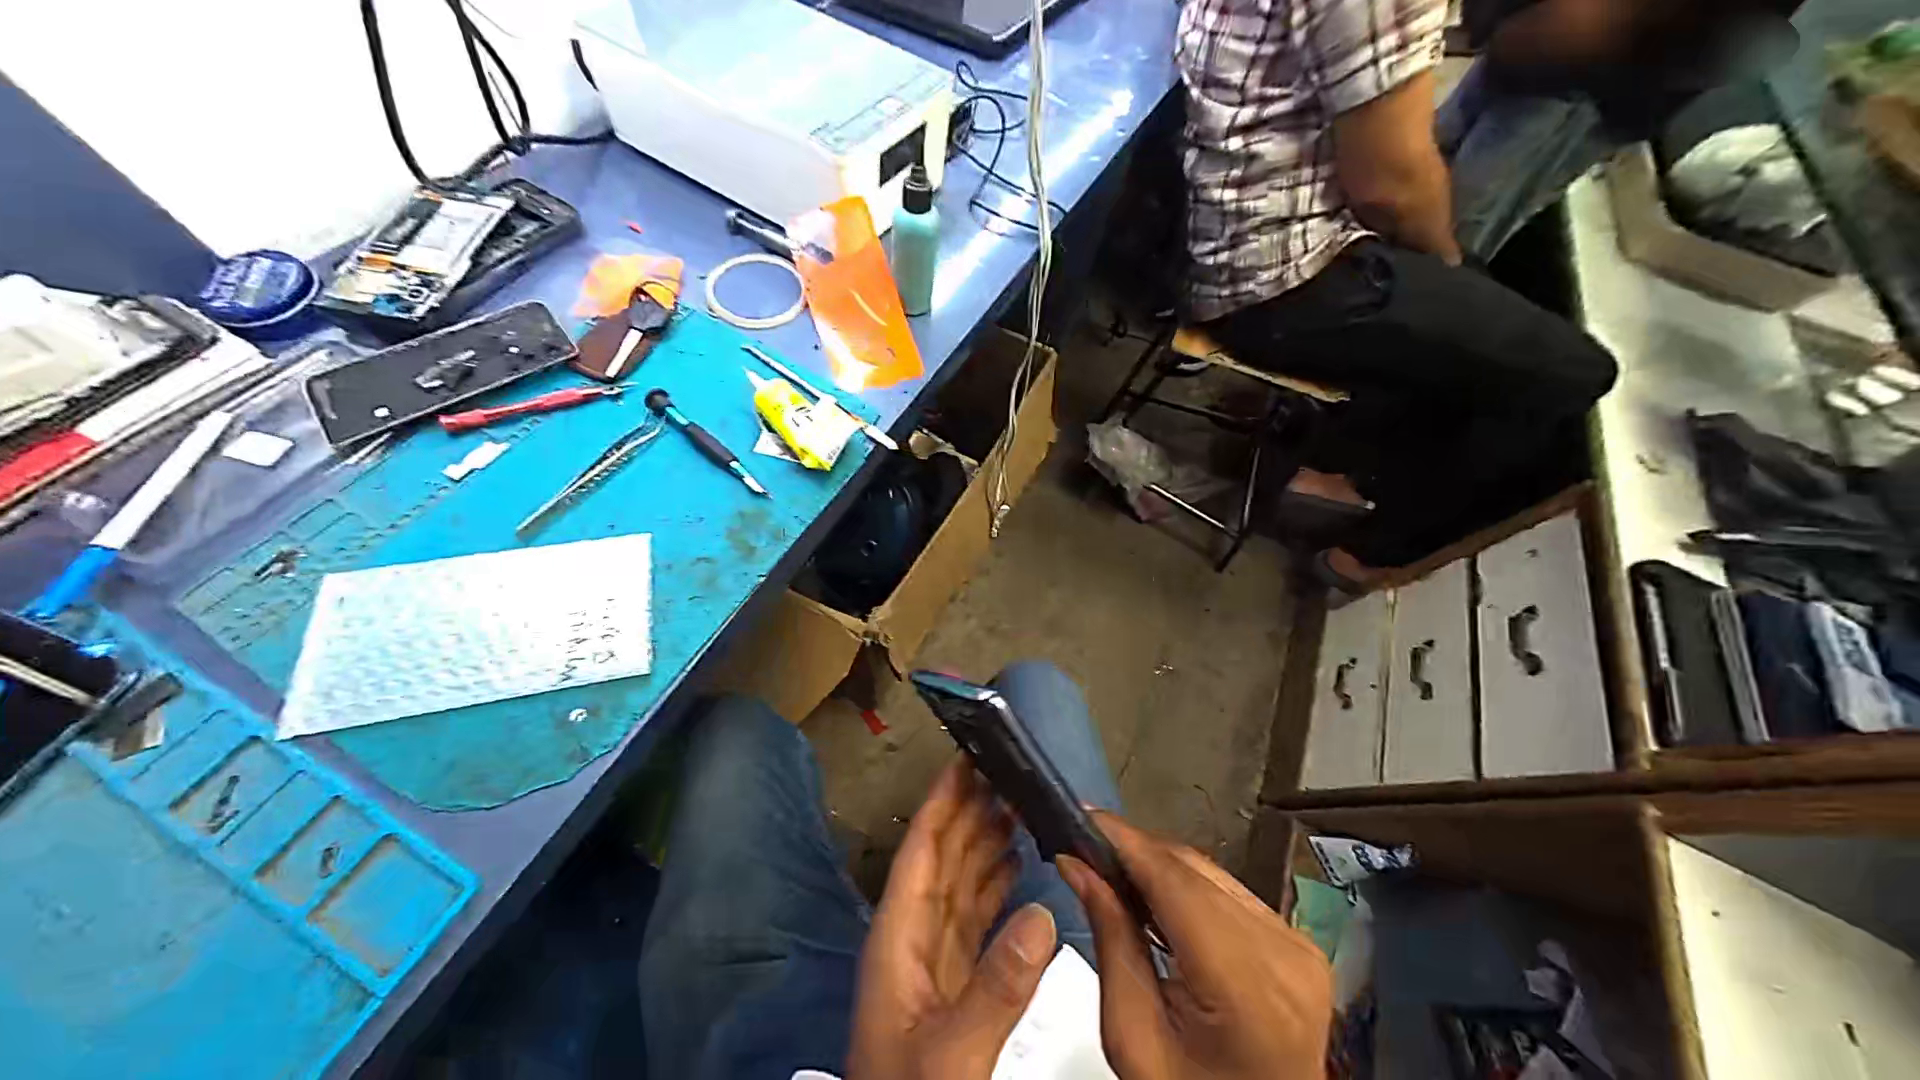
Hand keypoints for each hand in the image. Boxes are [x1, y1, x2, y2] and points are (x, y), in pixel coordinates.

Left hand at [847, 758, 1058, 1079]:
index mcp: (898, 938)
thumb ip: (997, 988)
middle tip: (1003, 774)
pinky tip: (1015, 868)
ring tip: (1016, 808)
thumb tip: (1044, 916)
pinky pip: (974, 917)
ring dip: (984, 843)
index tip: (965, 762)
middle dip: (969, 813)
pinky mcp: (951, 980)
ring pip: (959, 882)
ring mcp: (932, 958)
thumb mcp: (952, 1054)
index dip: (941, 805)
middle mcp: (912, 936)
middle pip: (942, 858)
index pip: (919, 853)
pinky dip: (995, 886)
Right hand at [1059, 812, 1331, 1079]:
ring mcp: (1298, 946)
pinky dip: (1186, 885)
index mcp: (1246, 986)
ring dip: (1158, 865)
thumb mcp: (1133, 1038)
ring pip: (1210, 874)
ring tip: (1111, 867)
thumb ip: (1111, 942)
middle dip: (1135, 852)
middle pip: (1193, 871)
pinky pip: (1229, 892)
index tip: (1080, 815)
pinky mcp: (1299, 944)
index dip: (1126, 841)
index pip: (1176, 882)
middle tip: (1084, 845)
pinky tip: (1152, 894)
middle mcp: (1283, 952)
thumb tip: (1077, 865)